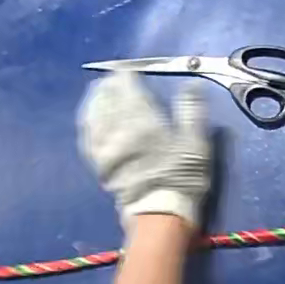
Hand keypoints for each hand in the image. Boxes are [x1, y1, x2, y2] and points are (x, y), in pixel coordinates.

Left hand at [78, 72, 211, 230]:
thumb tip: (189, 85)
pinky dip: (88, 123)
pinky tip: (90, 120)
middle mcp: (119, 129)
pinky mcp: (100, 163)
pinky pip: (88, 137)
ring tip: (98, 94)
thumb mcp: (196, 142)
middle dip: (108, 86)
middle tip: (110, 79)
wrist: (160, 212)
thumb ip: (191, 110)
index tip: (126, 70)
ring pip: (94, 116)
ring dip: (95, 101)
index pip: (127, 89)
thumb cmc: (182, 176)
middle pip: (108, 100)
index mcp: (143, 120)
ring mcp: (106, 147)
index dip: (124, 77)